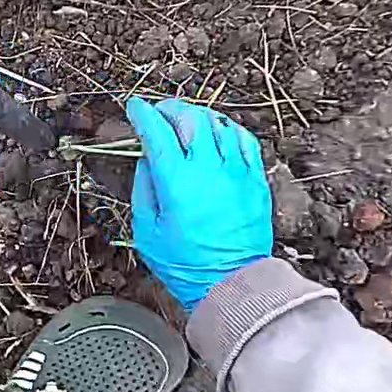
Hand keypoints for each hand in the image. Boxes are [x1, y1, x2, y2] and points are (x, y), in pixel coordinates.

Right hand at [127, 97, 271, 309]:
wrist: (233, 284)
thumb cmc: (186, 264)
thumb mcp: (147, 230)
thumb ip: (143, 189)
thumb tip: (146, 159)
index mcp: (177, 182)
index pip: (158, 132)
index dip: (144, 114)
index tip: (136, 107)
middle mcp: (208, 170)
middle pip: (190, 118)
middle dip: (171, 109)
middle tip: (161, 112)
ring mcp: (236, 172)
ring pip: (219, 124)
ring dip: (198, 116)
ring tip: (187, 122)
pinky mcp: (255, 180)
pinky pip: (245, 140)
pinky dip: (228, 130)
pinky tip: (218, 134)